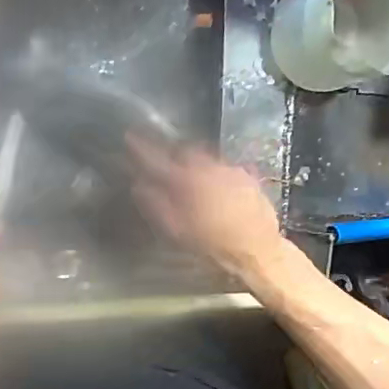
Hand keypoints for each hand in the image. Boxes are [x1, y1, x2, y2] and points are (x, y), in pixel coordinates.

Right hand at [127, 136, 284, 275]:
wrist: (258, 250)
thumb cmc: (212, 245)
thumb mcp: (176, 230)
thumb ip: (155, 204)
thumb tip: (139, 185)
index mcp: (186, 180)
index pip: (156, 158)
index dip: (141, 147)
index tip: (130, 137)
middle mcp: (208, 167)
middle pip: (184, 150)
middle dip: (171, 152)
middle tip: (164, 162)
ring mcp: (231, 169)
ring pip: (206, 157)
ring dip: (194, 162)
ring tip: (190, 176)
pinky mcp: (248, 177)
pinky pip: (224, 167)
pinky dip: (213, 172)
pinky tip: (215, 188)